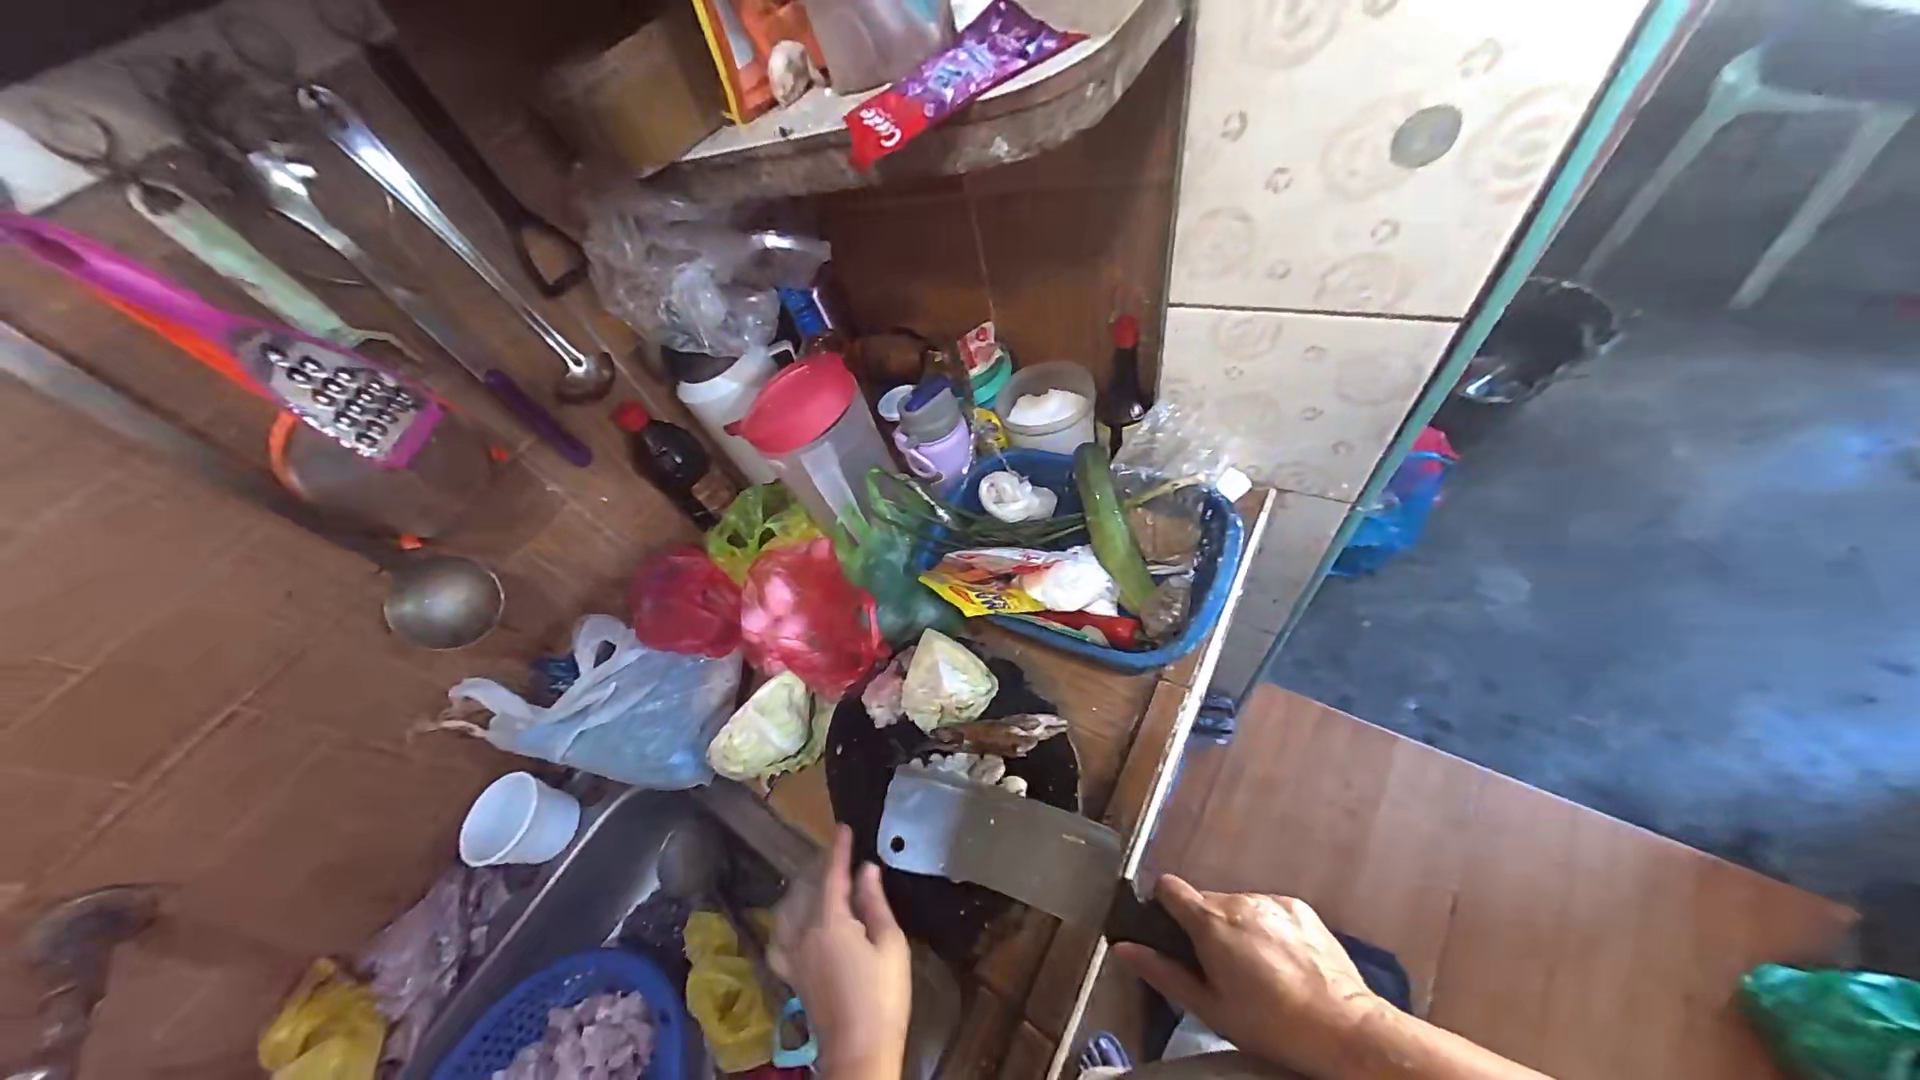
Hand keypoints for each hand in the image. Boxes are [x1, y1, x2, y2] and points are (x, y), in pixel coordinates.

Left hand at [768, 826, 911, 1079]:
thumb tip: (866, 870)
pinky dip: (786, 921)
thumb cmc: (883, 996)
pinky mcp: (791, 976)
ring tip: (819, 880)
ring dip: (802, 889)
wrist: (861, 1053)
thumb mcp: (891, 944)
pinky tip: (795, 920)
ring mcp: (793, 957)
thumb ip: (875, 903)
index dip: (838, 849)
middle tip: (839, 852)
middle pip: (807, 889)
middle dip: (821, 866)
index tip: (843, 827)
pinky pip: (779, 939)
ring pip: (788, 910)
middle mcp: (803, 934)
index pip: (831, 875)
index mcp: (830, 923)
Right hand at [1113, 877, 1380, 1077]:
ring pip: (1238, 906)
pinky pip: (1268, 910)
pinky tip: (1285, 962)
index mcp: (1209, 921)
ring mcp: (1270, 900)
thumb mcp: (1209, 1008)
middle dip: (1206, 927)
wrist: (1346, 1030)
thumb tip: (1123, 947)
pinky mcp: (1299, 907)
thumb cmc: (1269, 1024)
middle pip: (1205, 902)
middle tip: (1222, 968)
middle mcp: (1236, 899)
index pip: (1168, 886)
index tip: (1173, 932)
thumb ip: (1163, 972)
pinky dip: (1267, 928)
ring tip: (1260, 970)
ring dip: (1238, 928)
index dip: (1165, 906)